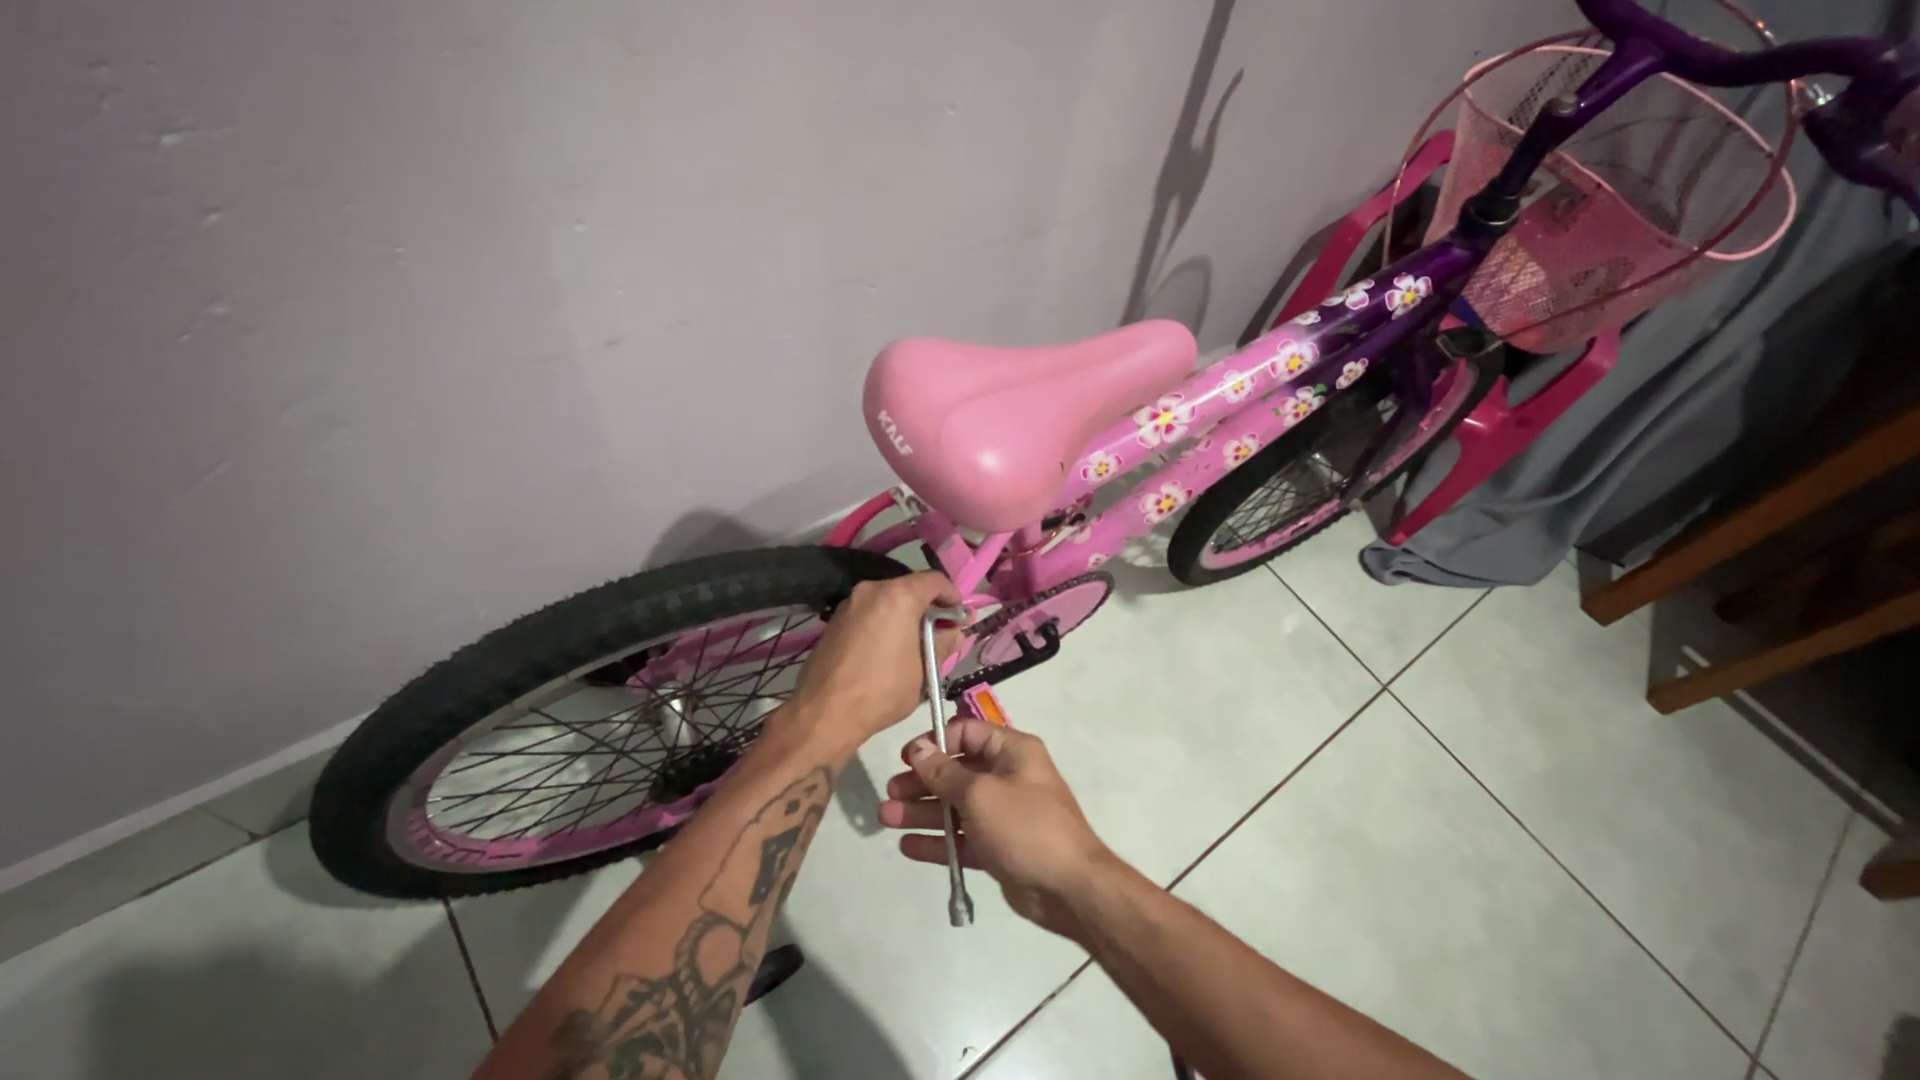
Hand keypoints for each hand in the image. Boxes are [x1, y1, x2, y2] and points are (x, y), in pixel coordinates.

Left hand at [789, 571, 963, 743]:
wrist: (824, 713)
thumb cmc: (882, 690)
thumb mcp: (925, 670)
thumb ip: (944, 643)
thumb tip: (952, 631)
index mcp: (898, 596)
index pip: (935, 580)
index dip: (952, 596)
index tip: (960, 617)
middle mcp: (871, 590)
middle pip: (909, 588)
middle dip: (927, 607)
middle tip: (940, 633)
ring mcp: (848, 604)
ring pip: (886, 600)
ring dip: (904, 615)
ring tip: (913, 644)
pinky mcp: (833, 620)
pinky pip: (868, 613)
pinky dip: (883, 622)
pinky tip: (886, 649)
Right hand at [879, 721, 1113, 941]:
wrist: (1067, 887)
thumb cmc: (1025, 826)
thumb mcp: (980, 794)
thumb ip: (944, 773)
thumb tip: (918, 748)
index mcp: (1012, 752)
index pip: (967, 733)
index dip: (935, 743)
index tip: (907, 758)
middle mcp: (1008, 777)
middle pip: (956, 772)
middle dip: (921, 781)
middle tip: (890, 793)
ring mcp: (1003, 814)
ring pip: (955, 806)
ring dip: (922, 811)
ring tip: (886, 819)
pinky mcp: (998, 847)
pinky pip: (962, 837)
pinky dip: (937, 840)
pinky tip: (907, 845)